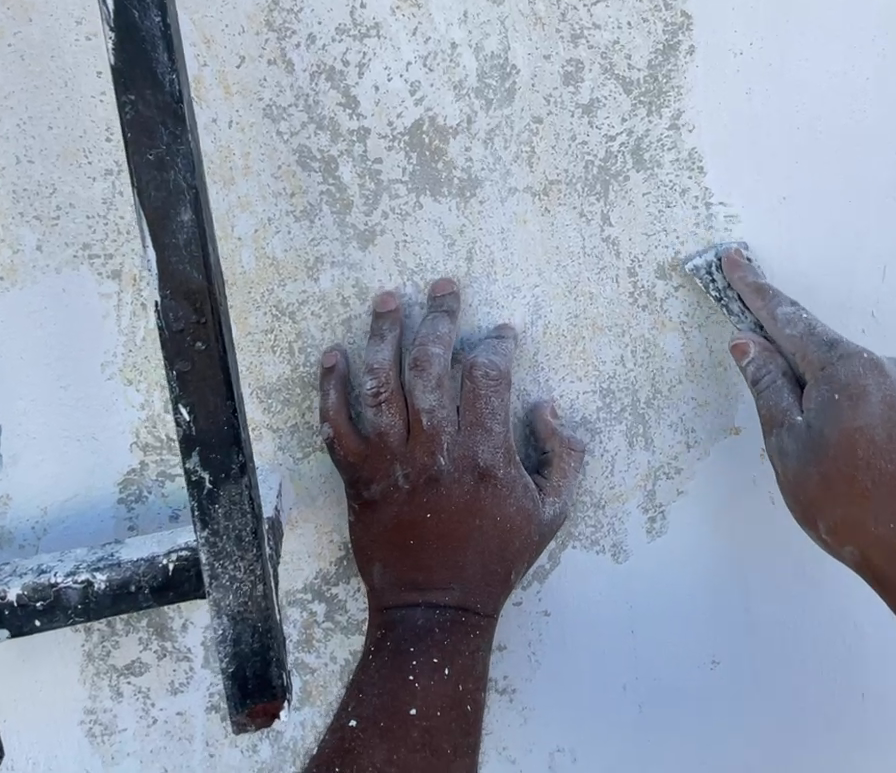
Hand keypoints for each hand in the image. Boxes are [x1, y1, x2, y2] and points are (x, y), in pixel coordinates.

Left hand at [318, 278, 584, 618]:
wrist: (435, 609)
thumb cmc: (495, 557)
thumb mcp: (551, 514)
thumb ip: (566, 457)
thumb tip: (548, 406)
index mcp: (486, 455)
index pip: (488, 375)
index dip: (496, 344)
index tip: (500, 333)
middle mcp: (437, 450)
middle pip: (433, 366)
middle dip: (440, 319)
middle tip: (443, 286)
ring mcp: (392, 462)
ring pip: (383, 385)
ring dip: (383, 337)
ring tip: (387, 300)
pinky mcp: (359, 478)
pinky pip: (336, 426)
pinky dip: (330, 389)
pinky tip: (332, 354)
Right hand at [720, 249, 895, 587]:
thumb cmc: (848, 504)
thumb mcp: (789, 445)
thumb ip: (768, 387)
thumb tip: (748, 342)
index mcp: (845, 367)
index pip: (787, 318)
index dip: (754, 289)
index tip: (734, 258)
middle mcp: (881, 367)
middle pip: (814, 343)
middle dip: (777, 342)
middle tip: (746, 343)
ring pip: (838, 371)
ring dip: (806, 380)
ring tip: (791, 428)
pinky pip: (861, 390)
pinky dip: (831, 396)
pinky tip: (825, 434)